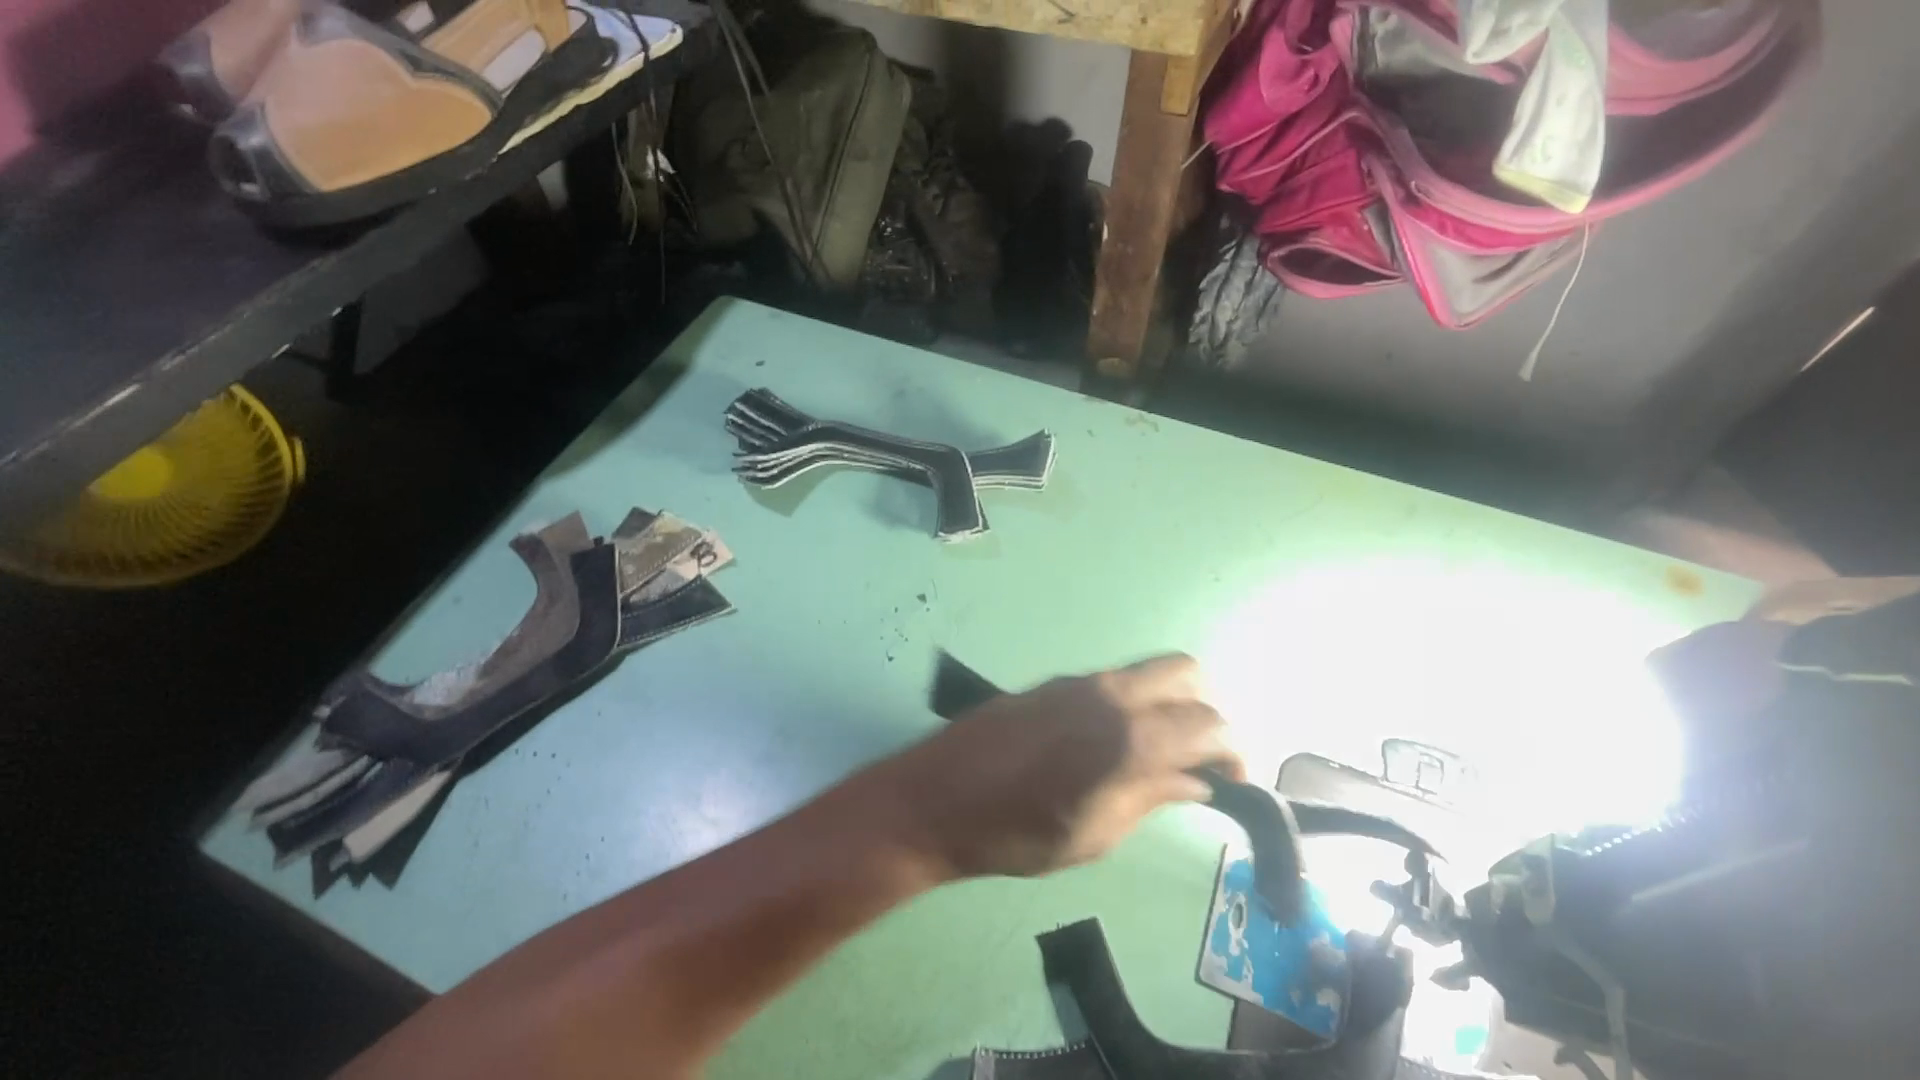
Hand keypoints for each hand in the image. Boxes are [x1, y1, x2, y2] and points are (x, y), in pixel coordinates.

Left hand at [878, 654, 1244, 880]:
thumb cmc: (1015, 835)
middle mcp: (1109, 694)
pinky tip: (1118, 743)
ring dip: (1171, 702)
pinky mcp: (1052, 683)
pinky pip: (1113, 681)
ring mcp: (1077, 682)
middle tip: (1203, 756)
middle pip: (1187, 672)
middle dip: (1209, 709)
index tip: (1234, 783)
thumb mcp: (1094, 834)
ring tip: (1163, 752)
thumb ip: (1151, 798)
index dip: (1235, 751)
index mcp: (1128, 737)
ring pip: (1148, 671)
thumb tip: (1197, 782)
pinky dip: (1135, 702)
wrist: (934, 801)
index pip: (1210, 723)